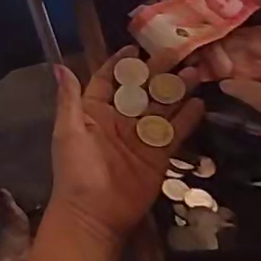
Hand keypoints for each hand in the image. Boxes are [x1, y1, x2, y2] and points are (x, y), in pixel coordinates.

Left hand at [51, 47, 204, 245]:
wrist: (94, 213)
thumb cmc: (76, 169)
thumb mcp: (68, 130)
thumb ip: (69, 99)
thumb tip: (59, 66)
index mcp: (92, 112)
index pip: (108, 81)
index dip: (120, 64)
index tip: (135, 46)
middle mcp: (118, 121)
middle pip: (140, 91)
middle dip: (157, 72)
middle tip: (177, 53)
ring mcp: (139, 137)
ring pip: (161, 108)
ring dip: (176, 91)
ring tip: (195, 73)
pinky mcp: (158, 155)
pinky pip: (174, 132)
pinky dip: (186, 119)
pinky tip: (200, 104)